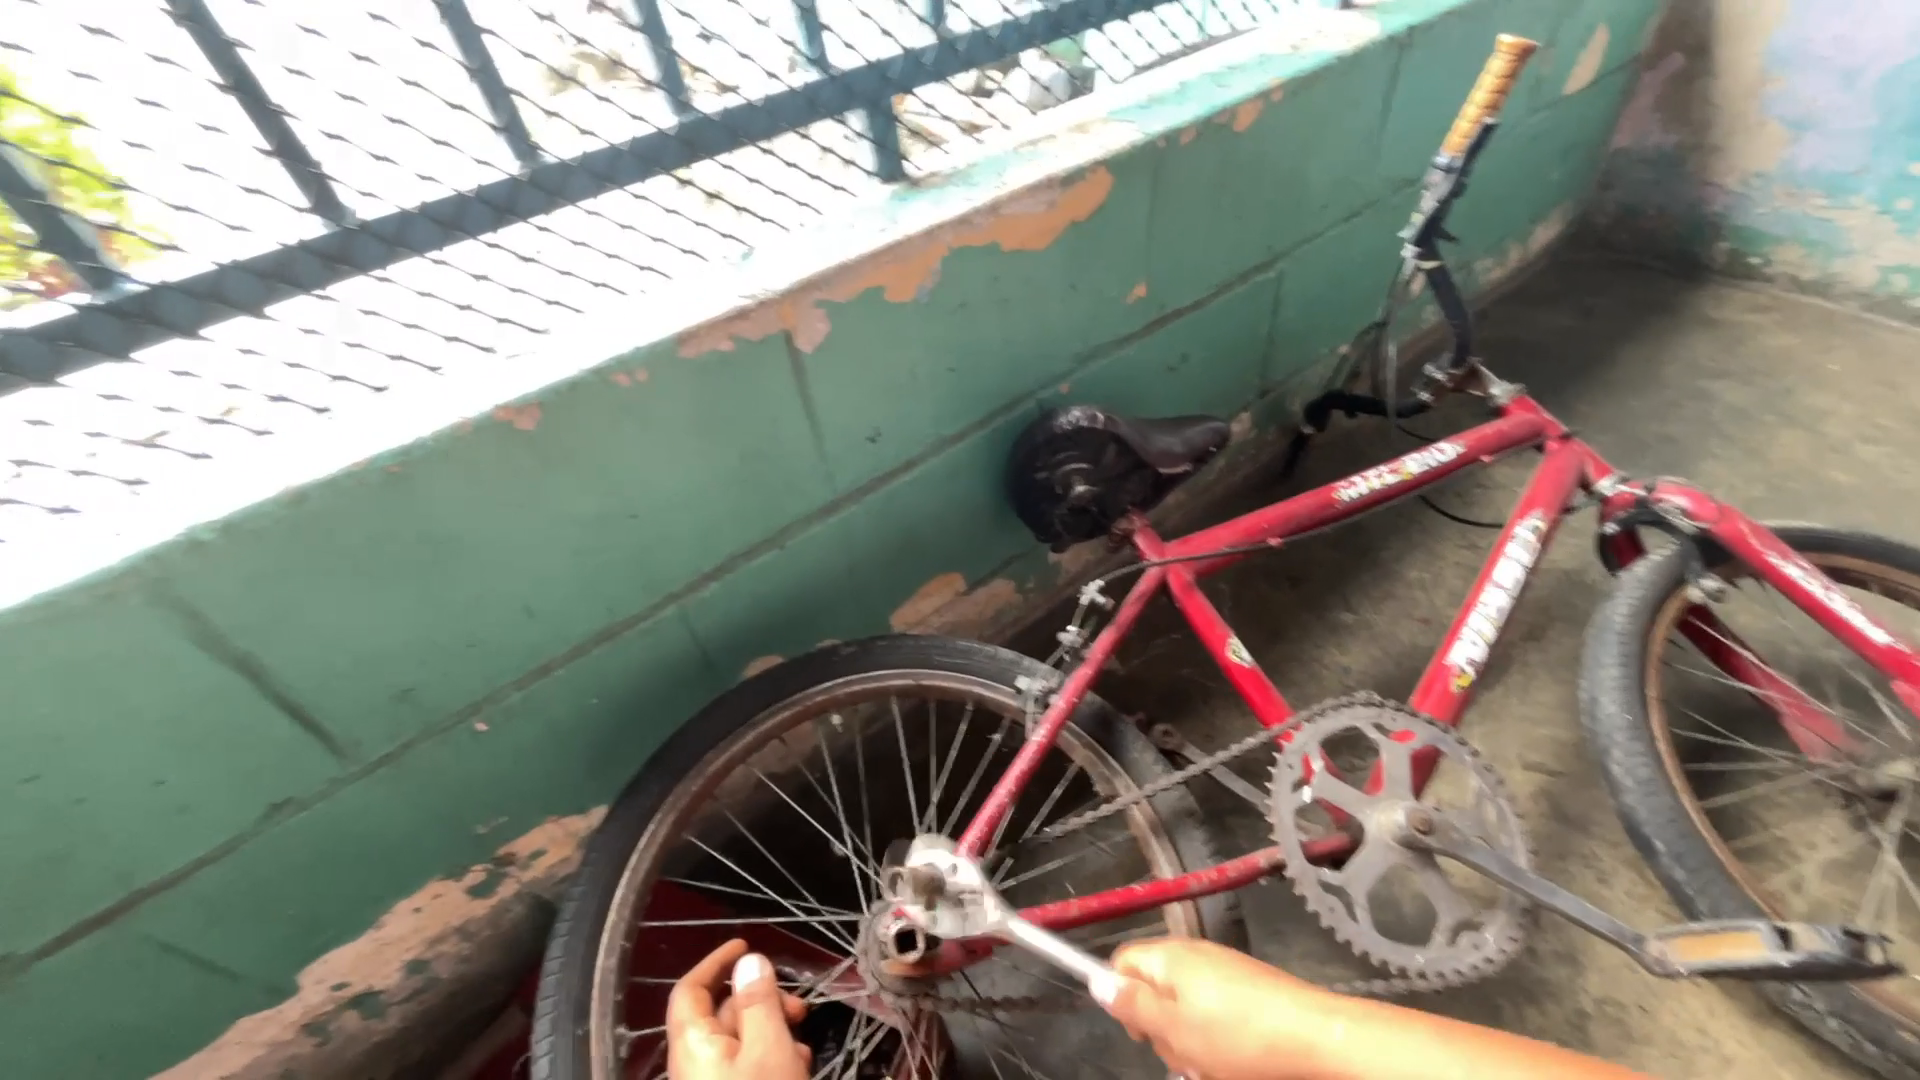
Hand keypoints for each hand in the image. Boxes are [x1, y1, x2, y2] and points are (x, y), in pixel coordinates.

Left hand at [666, 939, 810, 1079]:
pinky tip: (799, 1064)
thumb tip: (748, 961)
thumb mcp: (769, 1047)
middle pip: (723, 1013)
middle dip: (764, 999)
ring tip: (804, 1043)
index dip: (715, 962)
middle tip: (799, 1008)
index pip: (689, 990)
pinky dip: (772, 1055)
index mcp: (693, 1044)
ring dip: (774, 1029)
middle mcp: (695, 1062)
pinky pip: (746, 1065)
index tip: (745, 945)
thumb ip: (759, 1001)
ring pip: (741, 1039)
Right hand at [1098, 938, 1335, 1079]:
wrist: (1318, 1039)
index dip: (1122, 997)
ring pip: (1186, 1009)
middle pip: (1154, 989)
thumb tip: (1096, 981)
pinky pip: (1216, 1015)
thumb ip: (1132, 1006)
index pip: (1123, 962)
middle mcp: (1193, 955)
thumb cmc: (1237, 1037)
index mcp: (1169, 956)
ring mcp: (1224, 972)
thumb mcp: (1175, 1029)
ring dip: (1191, 1043)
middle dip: (1161, 1029)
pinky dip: (1218, 1042)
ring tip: (1215, 1068)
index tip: (1143, 1034)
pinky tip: (1236, 1065)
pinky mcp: (1250, 991)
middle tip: (1185, 1056)